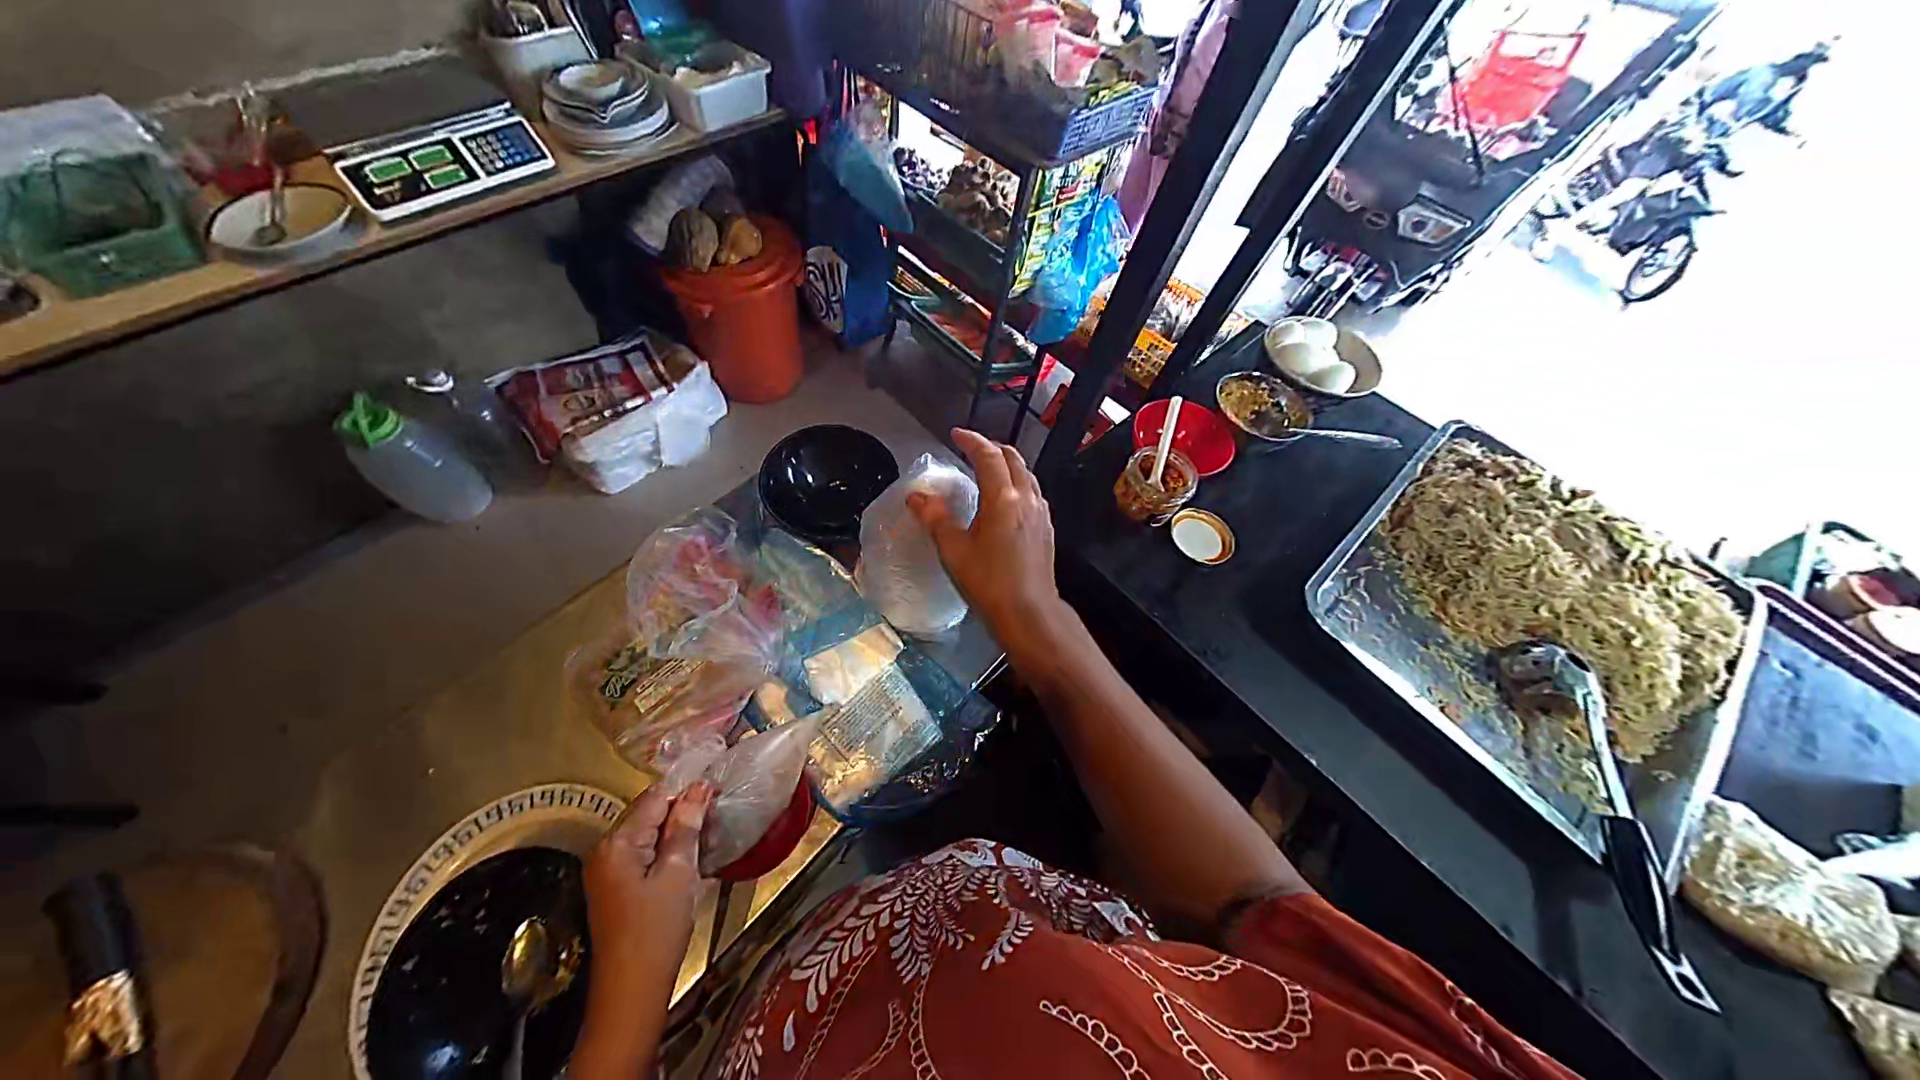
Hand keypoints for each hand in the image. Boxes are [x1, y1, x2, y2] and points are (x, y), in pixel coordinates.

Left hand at [584, 781, 711, 965]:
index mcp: (616, 843)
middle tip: (717, 817)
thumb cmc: (656, 930)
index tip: (718, 794)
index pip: (654, 798)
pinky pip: (643, 853)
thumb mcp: (678, 873)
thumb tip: (699, 788)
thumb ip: (686, 827)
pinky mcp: (615, 887)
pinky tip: (689, 858)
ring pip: (647, 834)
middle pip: (648, 813)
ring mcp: (606, 870)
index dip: (687, 792)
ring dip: (676, 832)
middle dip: (682, 811)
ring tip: (708, 836)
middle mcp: (604, 851)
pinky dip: (666, 851)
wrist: (631, 992)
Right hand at [908, 428, 1070, 654]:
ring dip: (1007, 465)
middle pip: (1013, 459)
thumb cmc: (989, 583)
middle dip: (992, 448)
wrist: (1029, 613)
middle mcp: (1027, 499)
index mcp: (1003, 498)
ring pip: (1026, 475)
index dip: (972, 441)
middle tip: (972, 448)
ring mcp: (1041, 514)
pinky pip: (1033, 493)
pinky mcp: (1046, 530)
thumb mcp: (953, 550)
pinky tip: (1007, 500)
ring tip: (988, 469)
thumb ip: (935, 518)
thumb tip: (917, 496)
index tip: (957, 434)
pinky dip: (1017, 484)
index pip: (988, 456)